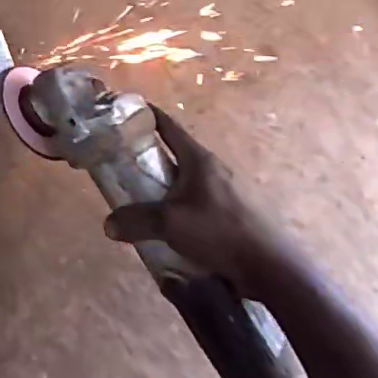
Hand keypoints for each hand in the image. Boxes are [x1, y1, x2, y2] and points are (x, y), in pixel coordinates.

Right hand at [102, 105, 286, 282]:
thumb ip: (136, 220)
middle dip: (148, 160)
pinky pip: (196, 204)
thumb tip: (108, 224)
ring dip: (163, 189)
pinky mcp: (232, 214)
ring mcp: (225, 192)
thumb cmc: (219, 231)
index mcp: (198, 159)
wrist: (269, 267)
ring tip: (141, 204)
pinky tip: (168, 229)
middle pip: (174, 155)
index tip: (127, 111)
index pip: (168, 126)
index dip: (147, 115)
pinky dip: (178, 209)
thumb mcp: (170, 223)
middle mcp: (212, 169)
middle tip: (122, 168)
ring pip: (185, 183)